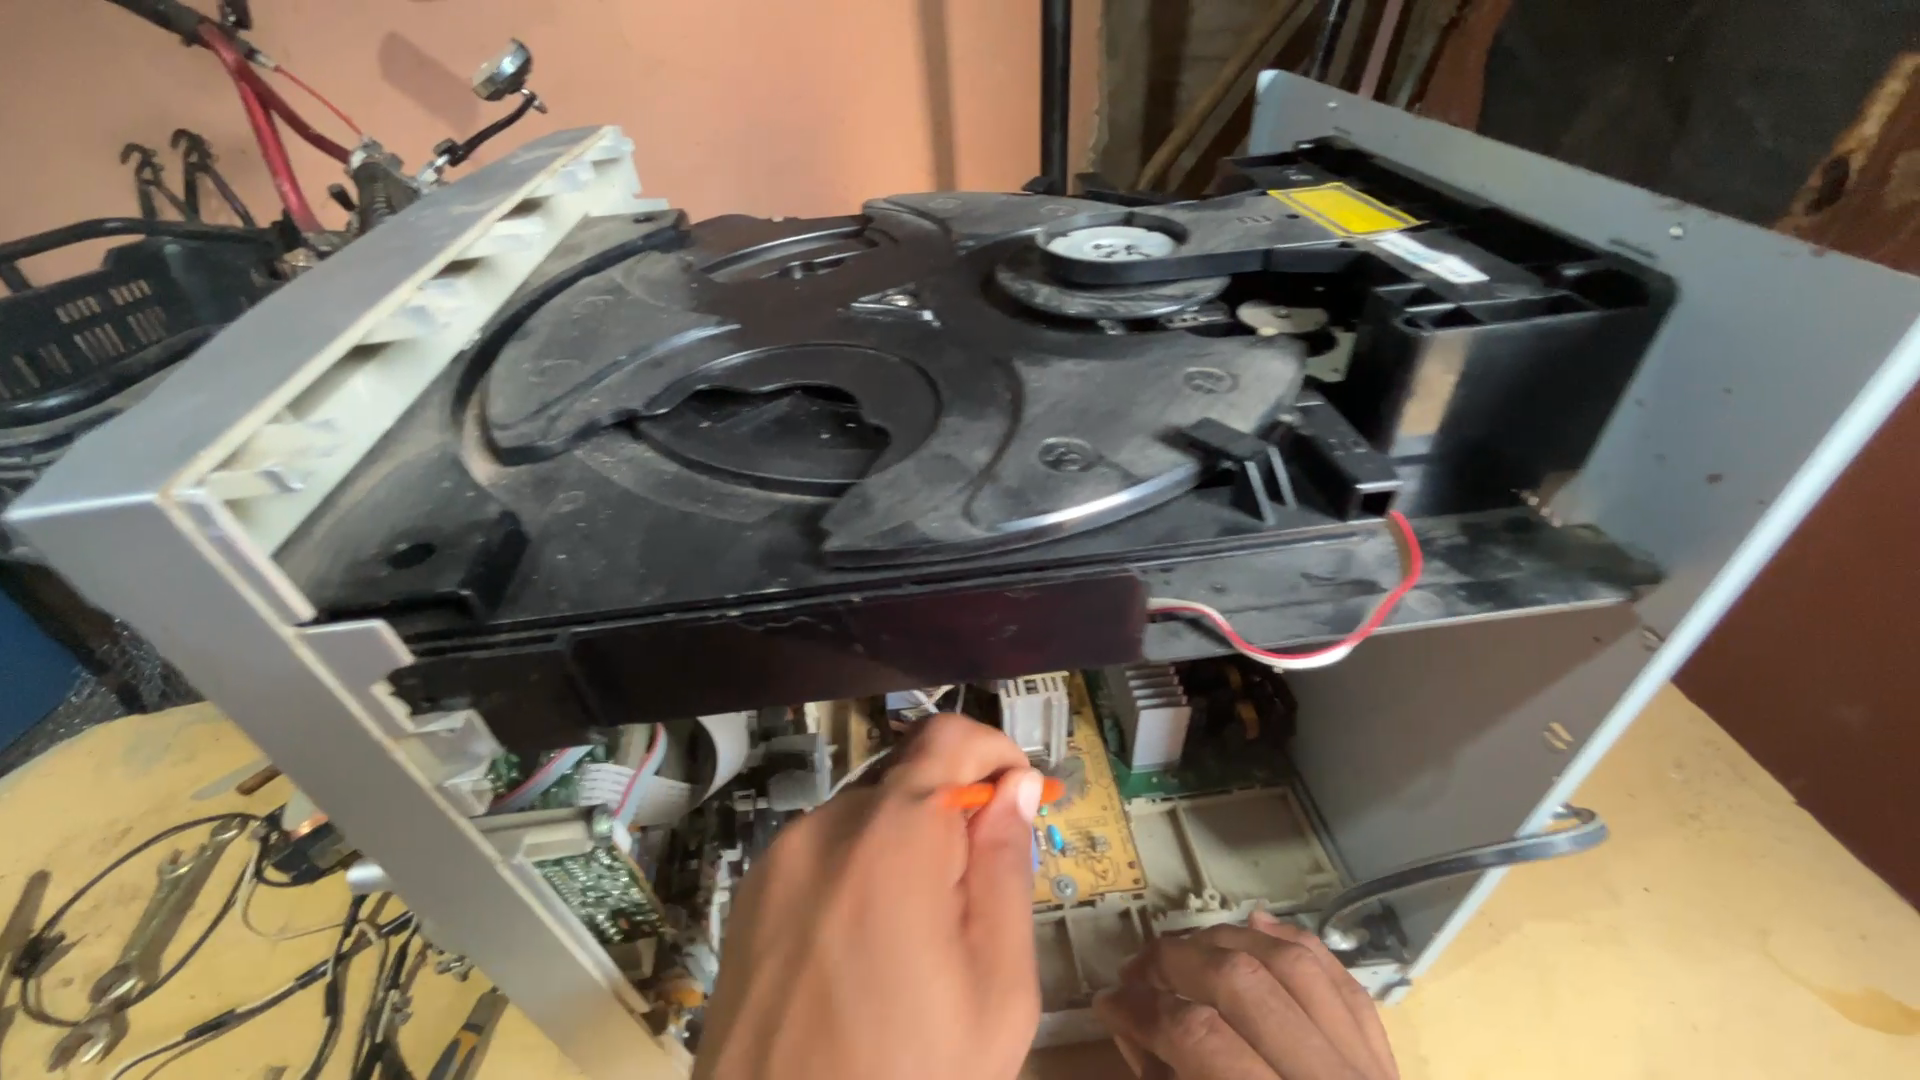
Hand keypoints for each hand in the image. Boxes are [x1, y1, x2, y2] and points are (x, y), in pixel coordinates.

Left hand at [694, 713, 1044, 1079]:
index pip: (948, 737)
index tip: (1018, 800)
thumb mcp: (996, 986)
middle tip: (972, 899)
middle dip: (951, 817)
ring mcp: (777, 862)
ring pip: (863, 819)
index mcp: (891, 836)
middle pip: (906, 781)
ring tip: (913, 943)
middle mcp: (824, 828)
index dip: (994, 754)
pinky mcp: (747, 898)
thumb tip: (1015, 787)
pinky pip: (821, 855)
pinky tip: (861, 952)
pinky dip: (856, 874)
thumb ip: (1006, 867)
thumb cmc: (911, 1078)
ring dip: (902, 849)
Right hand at [1094, 912, 1397, 1079]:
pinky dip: (1293, 941)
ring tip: (1184, 947)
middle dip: (1177, 962)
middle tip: (1140, 970)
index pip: (1199, 1038)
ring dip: (1226, 940)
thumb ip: (1162, 1079)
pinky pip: (1339, 977)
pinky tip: (1254, 924)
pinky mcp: (1382, 1054)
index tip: (1110, 1002)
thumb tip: (1126, 1014)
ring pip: (1291, 964)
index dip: (1143, 1012)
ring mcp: (1366, 1065)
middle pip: (1244, 985)